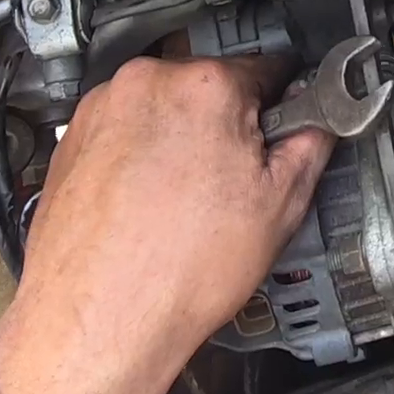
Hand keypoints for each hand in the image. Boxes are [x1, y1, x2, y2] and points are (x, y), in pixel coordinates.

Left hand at [0, 56, 333, 393]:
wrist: (95, 326)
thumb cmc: (177, 273)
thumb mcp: (281, 202)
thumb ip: (312, 138)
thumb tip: (319, 114)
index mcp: (207, 85)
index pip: (269, 67)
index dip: (283, 105)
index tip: (279, 131)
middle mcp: (149, 81)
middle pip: (215, 85)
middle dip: (230, 122)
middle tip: (232, 178)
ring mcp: (104, 106)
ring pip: (171, 106)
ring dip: (185, 135)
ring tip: (186, 197)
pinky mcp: (75, 135)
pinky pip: (130, 126)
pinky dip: (145, 151)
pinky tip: (152, 199)